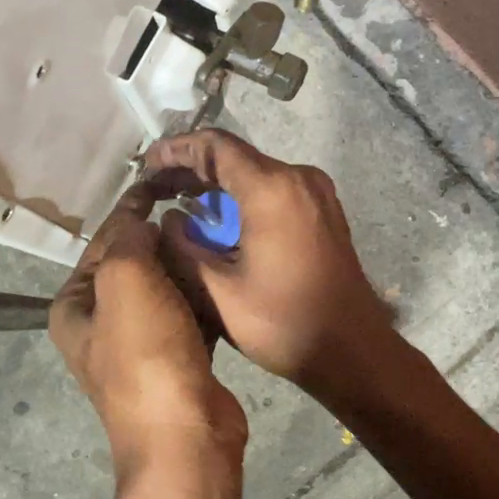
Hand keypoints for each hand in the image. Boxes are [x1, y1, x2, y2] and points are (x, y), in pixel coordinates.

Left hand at [50, 181, 247, 468]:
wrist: (184, 435)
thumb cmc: (146, 354)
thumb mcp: (126, 281)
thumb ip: (129, 239)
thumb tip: (143, 224)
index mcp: (75, 305)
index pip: (103, 242)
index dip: (131, 208)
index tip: (159, 178)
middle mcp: (101, 323)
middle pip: (133, 263)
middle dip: (160, 235)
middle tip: (194, 201)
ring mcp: (140, 344)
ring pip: (163, 287)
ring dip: (184, 262)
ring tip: (213, 229)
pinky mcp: (177, 358)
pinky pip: (187, 312)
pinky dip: (201, 293)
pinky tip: (221, 271)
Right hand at [148, 130, 394, 388]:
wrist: (353, 351)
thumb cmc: (284, 323)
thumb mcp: (217, 292)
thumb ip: (183, 248)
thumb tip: (167, 220)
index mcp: (272, 189)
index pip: (215, 146)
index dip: (176, 149)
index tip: (146, 164)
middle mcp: (298, 179)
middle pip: (235, 156)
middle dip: (191, 167)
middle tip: (153, 187)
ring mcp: (315, 193)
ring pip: (254, 171)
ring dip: (215, 182)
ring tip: (176, 199)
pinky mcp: (322, 211)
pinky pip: (273, 188)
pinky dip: (240, 195)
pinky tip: (216, 217)